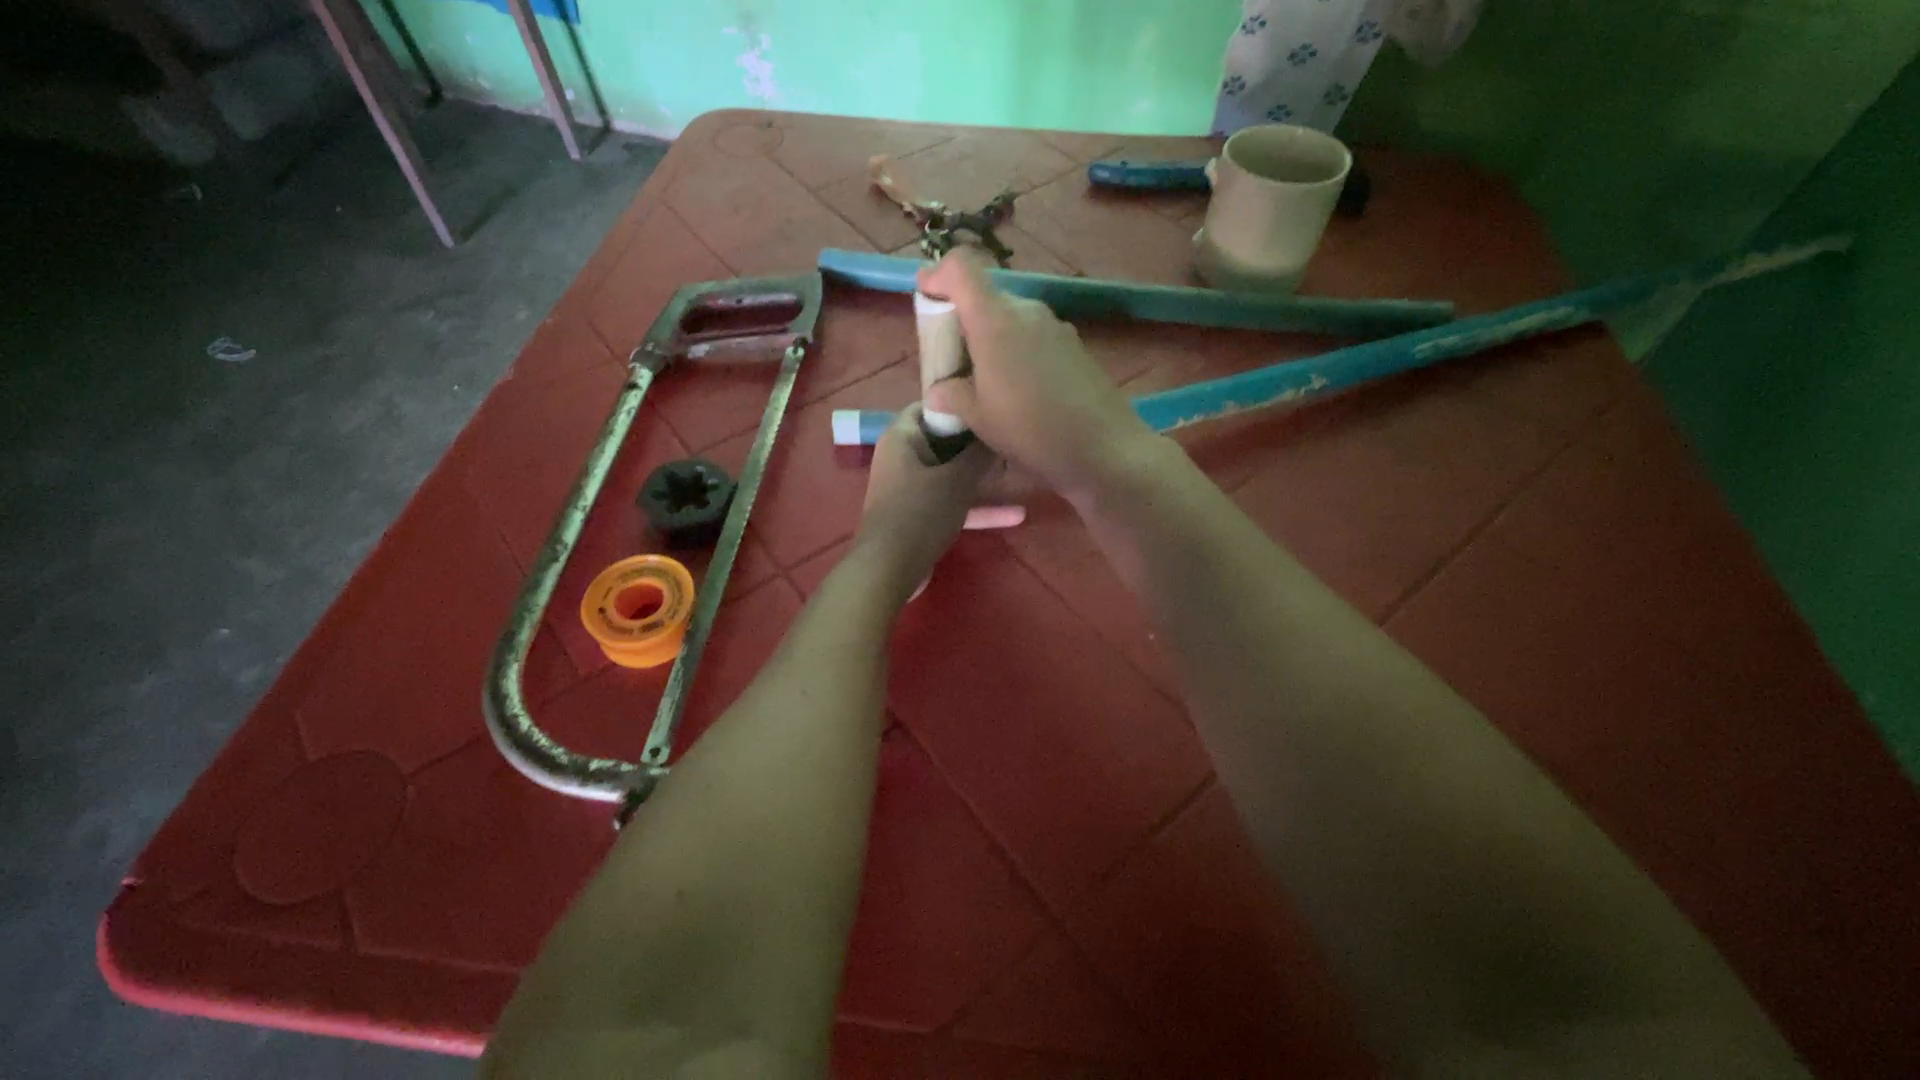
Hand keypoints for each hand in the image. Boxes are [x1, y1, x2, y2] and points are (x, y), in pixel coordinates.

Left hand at [853, 404, 993, 597]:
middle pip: (943, 440)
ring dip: (980, 477)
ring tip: (1019, 474)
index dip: (960, 402)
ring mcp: (908, 488)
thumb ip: (980, 455)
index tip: (990, 405)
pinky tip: (1012, 515)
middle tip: (1010, 439)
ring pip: (949, 473)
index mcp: (901, 437)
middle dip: (976, 443)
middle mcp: (901, 456)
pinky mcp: (916, 515)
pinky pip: (948, 501)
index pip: (931, 405)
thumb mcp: (957, 481)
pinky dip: (974, 506)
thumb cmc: (920, 513)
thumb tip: (997, 432)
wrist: (889, 569)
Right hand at [917, 250, 1155, 497]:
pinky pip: (1034, 338)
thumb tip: (939, 391)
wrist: (1104, 449)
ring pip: (1011, 320)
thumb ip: (952, 395)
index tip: (926, 298)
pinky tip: (1021, 394)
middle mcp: (1026, 312)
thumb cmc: (1032, 430)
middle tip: (954, 362)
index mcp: (995, 320)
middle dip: (964, 322)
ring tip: (987, 384)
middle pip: (986, 298)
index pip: (962, 267)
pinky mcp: (1075, 347)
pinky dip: (1017, 353)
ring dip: (993, 341)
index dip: (938, 275)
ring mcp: (1055, 328)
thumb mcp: (979, 418)